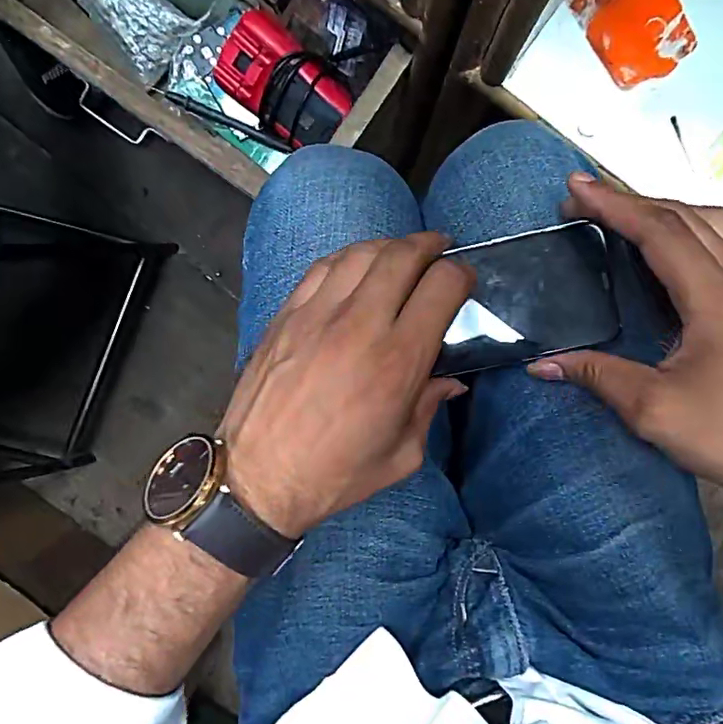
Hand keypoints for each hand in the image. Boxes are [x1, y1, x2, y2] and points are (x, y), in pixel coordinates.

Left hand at [220, 232, 472, 537]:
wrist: (258, 478)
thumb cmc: (336, 474)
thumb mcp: (403, 455)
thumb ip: (430, 407)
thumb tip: (449, 380)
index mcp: (398, 360)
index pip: (441, 287)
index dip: (461, 275)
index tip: (464, 281)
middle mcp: (360, 325)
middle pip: (402, 256)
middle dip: (429, 245)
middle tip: (440, 249)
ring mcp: (317, 315)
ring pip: (360, 253)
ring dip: (388, 246)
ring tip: (400, 254)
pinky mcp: (286, 315)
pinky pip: (322, 268)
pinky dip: (347, 258)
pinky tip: (355, 266)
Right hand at [530, 172, 722, 515]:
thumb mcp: (652, 410)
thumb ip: (596, 375)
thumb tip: (543, 364)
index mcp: (717, 300)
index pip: (661, 232)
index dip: (614, 205)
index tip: (577, 190)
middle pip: (688, 217)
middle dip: (633, 199)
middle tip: (588, 201)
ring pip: (715, 226)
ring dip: (667, 211)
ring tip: (626, 216)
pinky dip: (692, 233)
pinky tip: (672, 254)